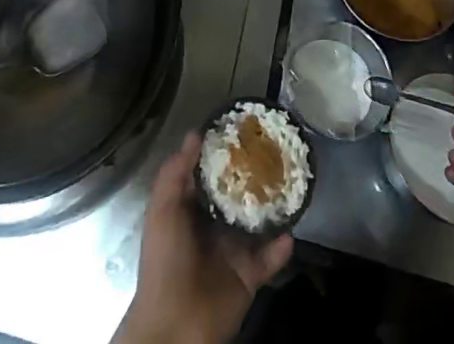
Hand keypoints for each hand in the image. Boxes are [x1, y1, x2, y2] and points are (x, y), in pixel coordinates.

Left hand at [113, 132, 293, 343]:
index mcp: (187, 209)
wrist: (176, 322)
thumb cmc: (165, 259)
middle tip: (274, 153)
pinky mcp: (248, 276)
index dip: (220, 154)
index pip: (206, 175)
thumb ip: (175, 173)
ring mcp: (231, 251)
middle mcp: (211, 226)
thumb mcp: (162, 209)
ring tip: (290, 185)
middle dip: (251, 178)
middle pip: (235, 196)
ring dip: (270, 209)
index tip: (241, 130)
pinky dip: (280, 247)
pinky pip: (269, 259)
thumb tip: (195, 135)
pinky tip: (291, 231)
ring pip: (256, 224)